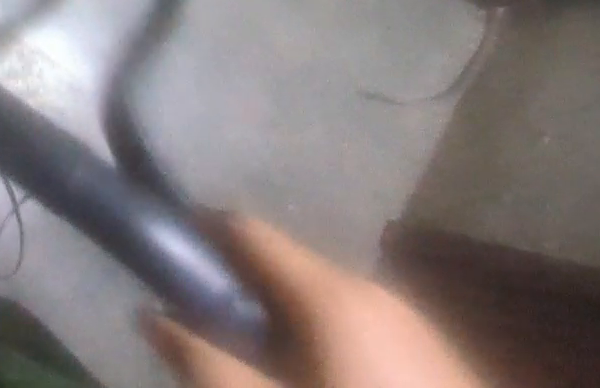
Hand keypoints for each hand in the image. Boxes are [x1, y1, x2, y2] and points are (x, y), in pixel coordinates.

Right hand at [145, 216, 485, 387]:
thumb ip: (201, 361)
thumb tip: (150, 314)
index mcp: (330, 293)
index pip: (243, 227)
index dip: (196, 235)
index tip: (167, 263)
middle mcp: (375, 290)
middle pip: (283, 264)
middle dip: (240, 289)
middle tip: (213, 333)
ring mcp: (421, 327)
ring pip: (324, 298)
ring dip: (285, 319)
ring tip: (270, 368)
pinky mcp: (449, 363)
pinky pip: (365, 328)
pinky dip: (330, 341)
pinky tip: (327, 384)